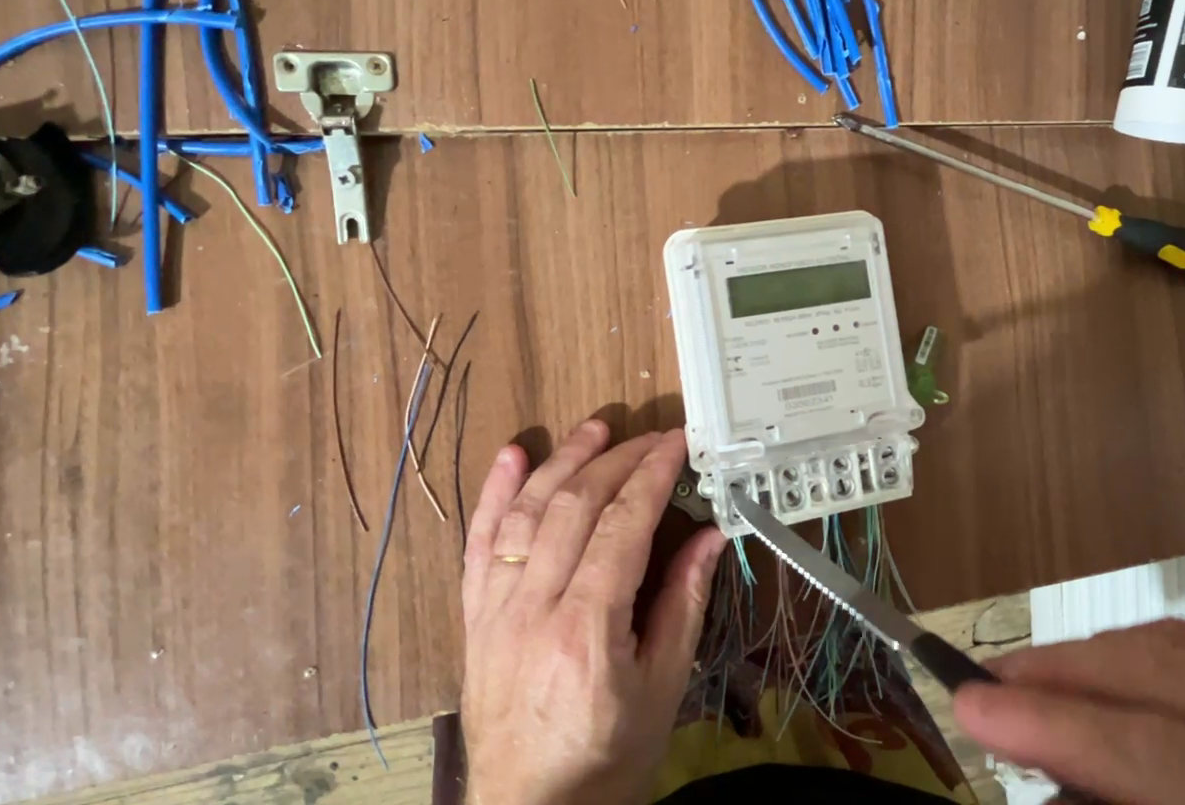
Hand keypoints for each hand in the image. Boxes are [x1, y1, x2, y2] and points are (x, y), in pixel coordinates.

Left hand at [461, 420, 727, 804]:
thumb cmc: (609, 758)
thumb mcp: (664, 688)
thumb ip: (684, 604)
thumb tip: (710, 535)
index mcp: (587, 630)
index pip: (622, 526)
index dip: (651, 476)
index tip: (676, 443)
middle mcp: (533, 609)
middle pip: (575, 508)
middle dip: (617, 460)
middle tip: (651, 435)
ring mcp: (496, 610)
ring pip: (526, 513)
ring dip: (562, 461)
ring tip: (594, 427)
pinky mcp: (474, 617)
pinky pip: (478, 543)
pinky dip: (492, 494)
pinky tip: (511, 456)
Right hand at [955, 619, 1184, 804]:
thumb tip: (1057, 768)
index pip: (1156, 751)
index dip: (1052, 723)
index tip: (968, 704)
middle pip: (1169, 670)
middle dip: (1062, 670)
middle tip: (985, 684)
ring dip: (1100, 656)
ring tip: (1038, 678)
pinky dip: (1155, 656)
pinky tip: (1118, 676)